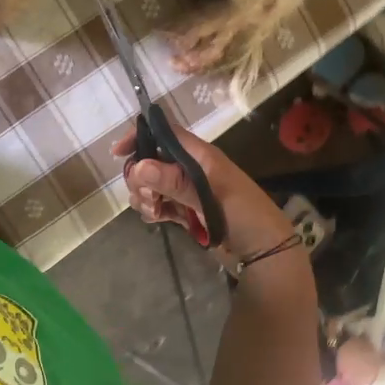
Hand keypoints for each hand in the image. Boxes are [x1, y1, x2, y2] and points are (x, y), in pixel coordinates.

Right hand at [112, 125, 298, 264]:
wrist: (265, 252)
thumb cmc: (244, 215)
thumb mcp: (210, 196)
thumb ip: (174, 182)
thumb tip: (138, 167)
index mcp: (199, 156)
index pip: (165, 133)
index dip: (139, 136)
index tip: (118, 153)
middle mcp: (190, 169)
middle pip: (150, 161)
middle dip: (139, 178)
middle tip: (149, 198)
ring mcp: (186, 191)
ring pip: (150, 185)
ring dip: (144, 197)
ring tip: (155, 212)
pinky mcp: (185, 211)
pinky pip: (158, 204)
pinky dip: (152, 210)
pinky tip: (157, 220)